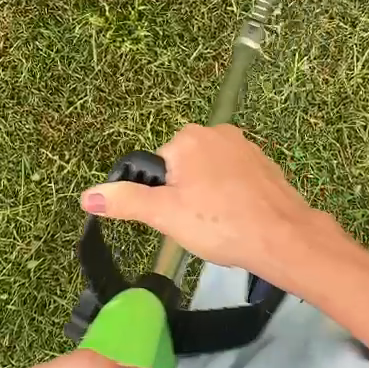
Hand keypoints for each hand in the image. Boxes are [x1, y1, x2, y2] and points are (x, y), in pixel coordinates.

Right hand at [80, 123, 341, 288]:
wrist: (281, 236)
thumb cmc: (219, 223)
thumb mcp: (164, 215)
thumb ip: (126, 201)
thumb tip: (87, 196)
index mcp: (187, 138)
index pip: (159, 167)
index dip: (164, 196)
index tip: (178, 217)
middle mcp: (215, 131)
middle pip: (184, 167)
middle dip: (186, 194)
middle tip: (198, 222)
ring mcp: (243, 145)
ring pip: (210, 172)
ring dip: (209, 194)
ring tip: (220, 223)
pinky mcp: (264, 162)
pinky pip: (235, 177)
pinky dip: (232, 194)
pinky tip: (238, 217)